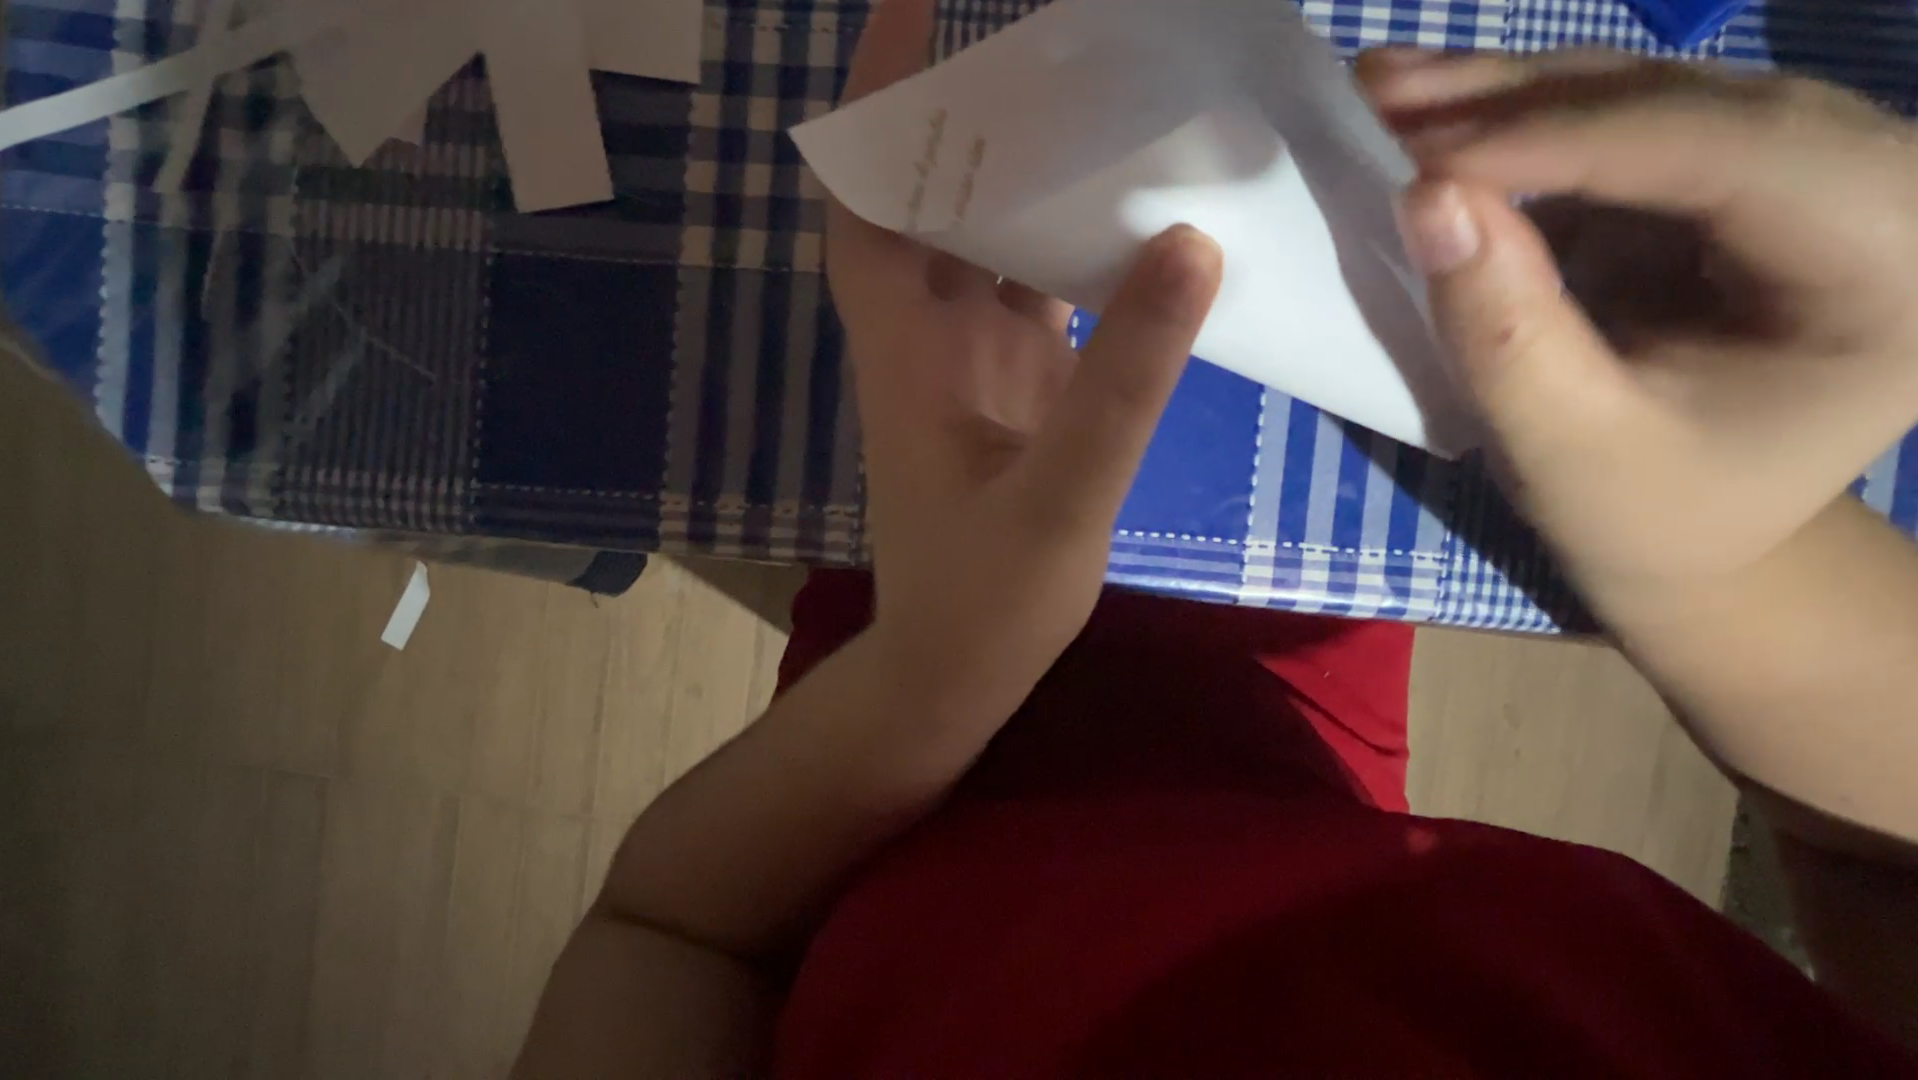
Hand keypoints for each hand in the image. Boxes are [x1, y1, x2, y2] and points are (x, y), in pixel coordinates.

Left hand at [828, 0, 1222, 710]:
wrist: (961, 668)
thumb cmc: (987, 598)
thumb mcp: (1061, 495)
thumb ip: (1123, 381)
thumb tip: (1187, 244)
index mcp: (908, 352)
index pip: (865, 204)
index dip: (874, 111)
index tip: (912, 14)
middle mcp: (931, 340)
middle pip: (934, 203)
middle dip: (975, 119)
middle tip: (1057, 41)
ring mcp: (974, 363)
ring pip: (992, 244)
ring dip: (1035, 180)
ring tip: (1111, 103)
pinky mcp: (1017, 391)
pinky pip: (1040, 295)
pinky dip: (1079, 254)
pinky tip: (1140, 220)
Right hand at [1357, 48, 1917, 606]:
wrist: (1695, 534)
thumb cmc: (1645, 511)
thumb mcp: (1564, 443)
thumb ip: (1501, 328)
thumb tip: (1427, 198)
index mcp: (1892, 268)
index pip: (1734, 157)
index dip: (1570, 144)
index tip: (1425, 158)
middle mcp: (1875, 190)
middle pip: (1689, 102)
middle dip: (1523, 97)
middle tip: (1386, 87)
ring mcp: (1794, 178)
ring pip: (1646, 97)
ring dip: (1507, 95)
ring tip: (1389, 90)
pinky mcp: (1717, 189)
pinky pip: (1611, 134)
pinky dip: (1514, 128)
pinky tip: (1435, 125)